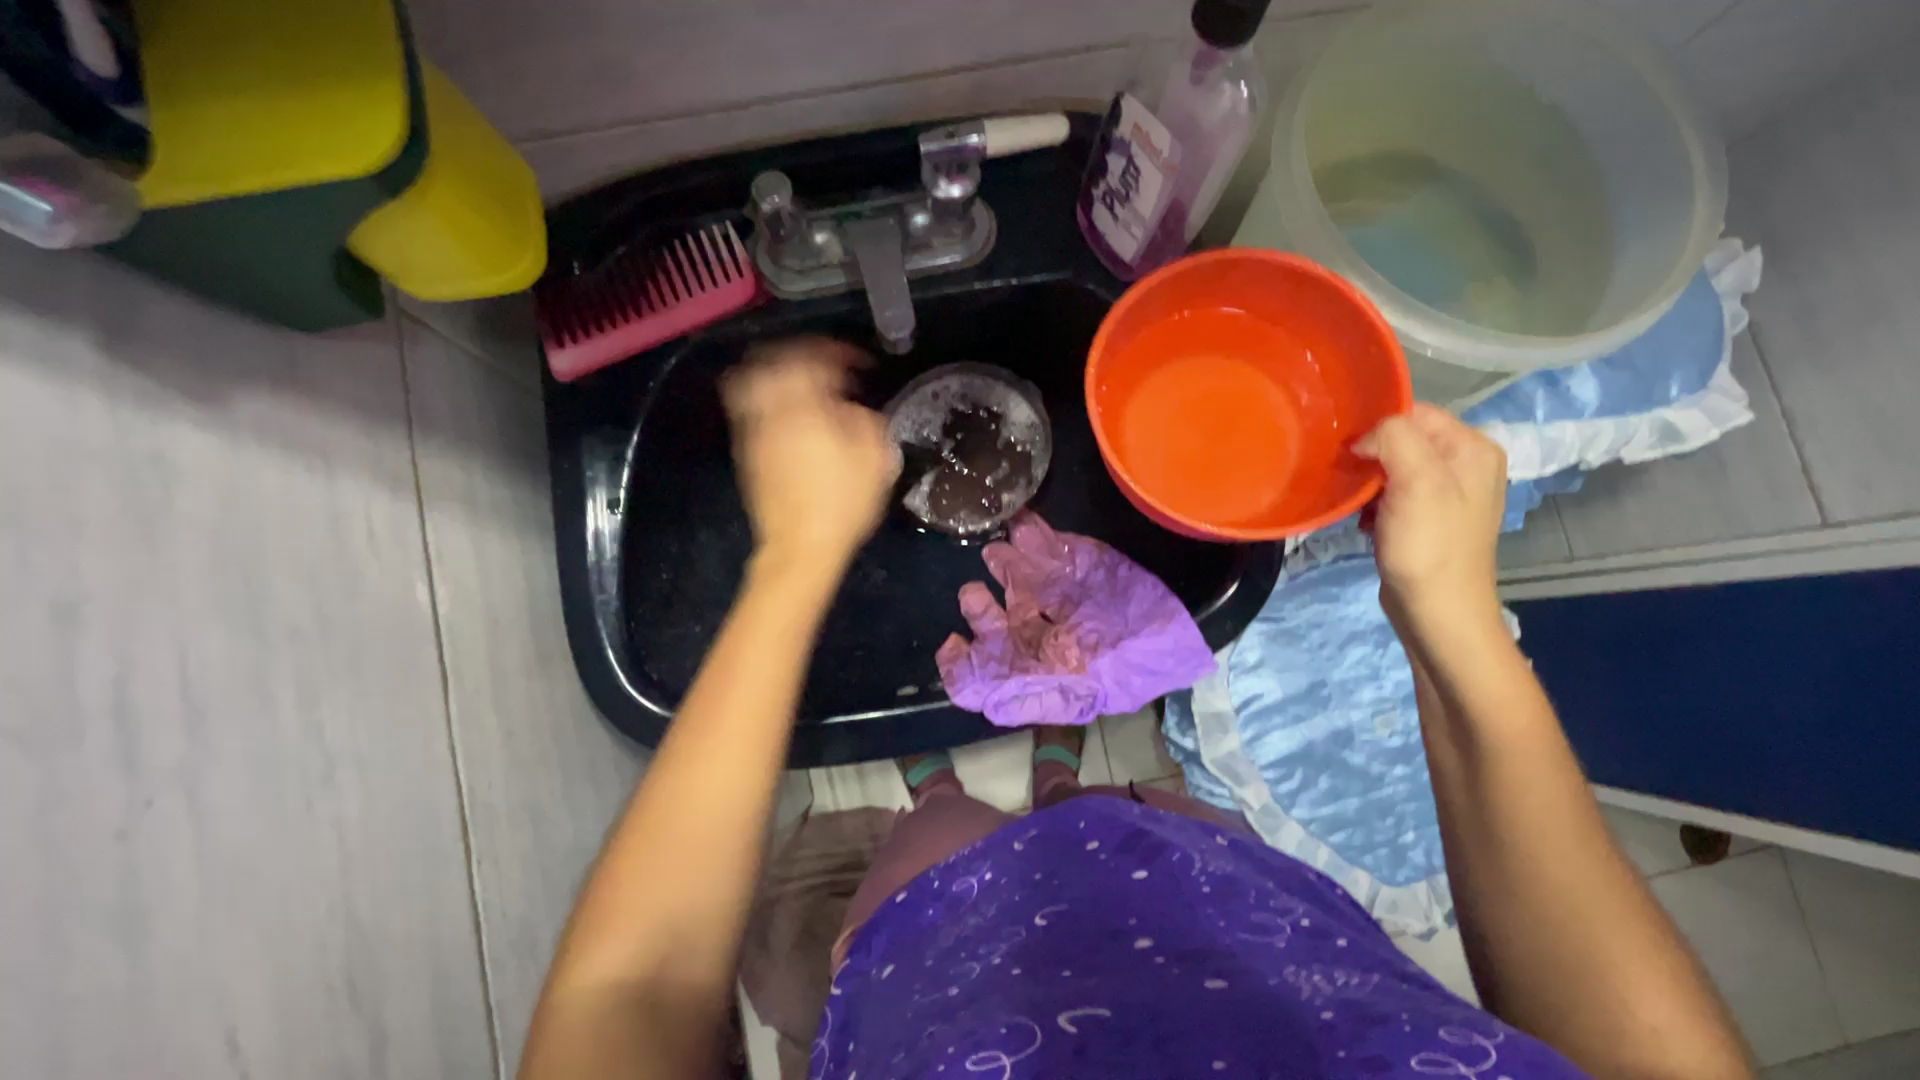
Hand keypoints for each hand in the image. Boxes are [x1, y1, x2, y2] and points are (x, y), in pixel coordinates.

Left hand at [722, 337, 900, 570]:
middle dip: (799, 355)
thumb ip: (866, 421)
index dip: (840, 353)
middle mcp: (772, 411)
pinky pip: (752, 412)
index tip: (861, 365)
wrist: (800, 547)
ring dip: (778, 376)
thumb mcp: (875, 459)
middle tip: (824, 366)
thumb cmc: (843, 503)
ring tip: (803, 388)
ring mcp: (754, 432)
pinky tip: (794, 421)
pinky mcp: (747, 454)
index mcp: (805, 406)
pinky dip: (771, 404)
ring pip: (752, 384)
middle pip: (771, 362)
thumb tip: (855, 410)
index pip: (814, 358)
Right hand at [1352, 404, 1507, 634]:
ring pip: (1393, 466)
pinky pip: (1393, 493)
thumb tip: (1365, 437)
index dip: (1378, 427)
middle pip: (1403, 438)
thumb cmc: (1428, 546)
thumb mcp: (1415, 480)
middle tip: (1350, 477)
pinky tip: (1364, 520)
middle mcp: (1466, 464)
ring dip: (1368, 481)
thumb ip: (1393, 437)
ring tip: (1356, 502)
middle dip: (1371, 455)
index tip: (1351, 453)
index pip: (1415, 412)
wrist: (1437, 612)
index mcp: (1473, 447)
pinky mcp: (1428, 518)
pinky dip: (1373, 502)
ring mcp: (1448, 493)